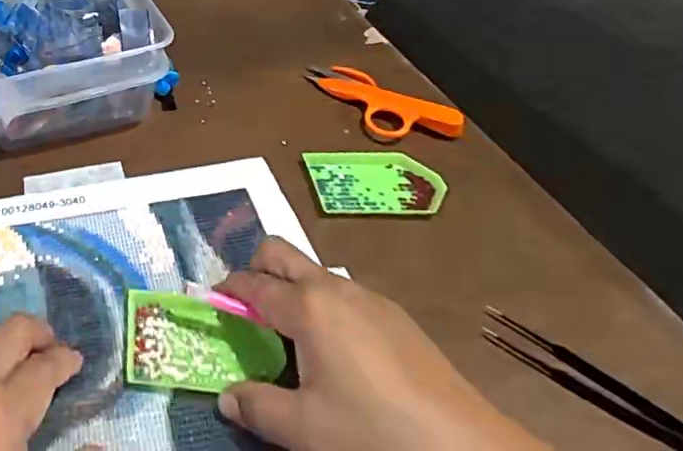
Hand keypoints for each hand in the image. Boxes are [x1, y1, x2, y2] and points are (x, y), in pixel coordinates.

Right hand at [216, 238, 550, 450]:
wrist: (470, 450)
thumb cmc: (376, 435)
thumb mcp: (307, 431)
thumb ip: (258, 408)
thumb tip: (226, 398)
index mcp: (307, 306)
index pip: (253, 284)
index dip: (227, 291)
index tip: (212, 304)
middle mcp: (334, 288)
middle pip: (280, 252)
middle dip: (255, 269)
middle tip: (248, 310)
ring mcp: (369, 298)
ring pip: (314, 273)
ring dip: (291, 290)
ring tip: (291, 340)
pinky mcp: (396, 317)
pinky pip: (343, 294)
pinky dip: (323, 307)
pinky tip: (337, 356)